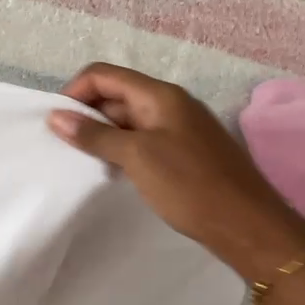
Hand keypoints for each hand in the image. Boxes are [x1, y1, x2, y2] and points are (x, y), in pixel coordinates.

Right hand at [46, 62, 304, 279]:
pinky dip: (118, 147)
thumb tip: (55, 116)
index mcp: (160, 96)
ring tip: (83, 157)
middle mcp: (169, 104)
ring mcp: (178, 128)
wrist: (249, 228)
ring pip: (125, 118)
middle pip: (113, 94)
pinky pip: (139, 138)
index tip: (57, 123)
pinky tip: (110, 168)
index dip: (74, 92)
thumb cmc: (190, 185)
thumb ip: (93, 134)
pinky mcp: (181, 151)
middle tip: (64, 144)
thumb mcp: (135, 156)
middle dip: (85, 113)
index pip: (102, 76)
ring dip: (99, 132)